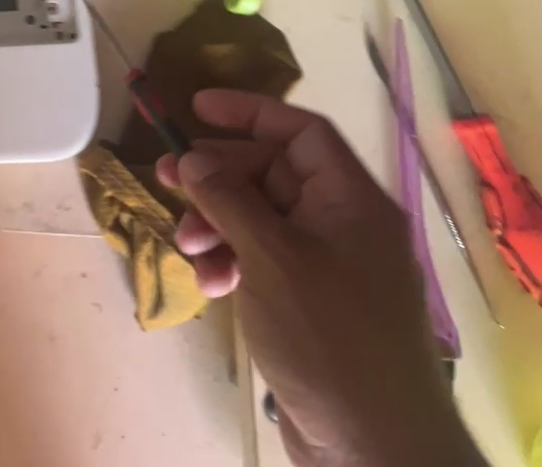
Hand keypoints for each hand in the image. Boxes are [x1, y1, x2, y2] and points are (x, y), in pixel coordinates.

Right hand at [157, 91, 482, 466]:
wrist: (375, 446)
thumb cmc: (328, 338)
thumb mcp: (270, 258)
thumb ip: (229, 199)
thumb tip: (194, 158)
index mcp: (352, 202)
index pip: (301, 132)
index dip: (249, 112)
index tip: (197, 107)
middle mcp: (344, 224)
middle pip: (272, 172)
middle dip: (216, 176)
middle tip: (166, 178)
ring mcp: (329, 264)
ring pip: (259, 216)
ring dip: (216, 224)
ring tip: (188, 248)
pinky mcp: (312, 299)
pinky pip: (262, 256)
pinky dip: (231, 261)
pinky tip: (212, 285)